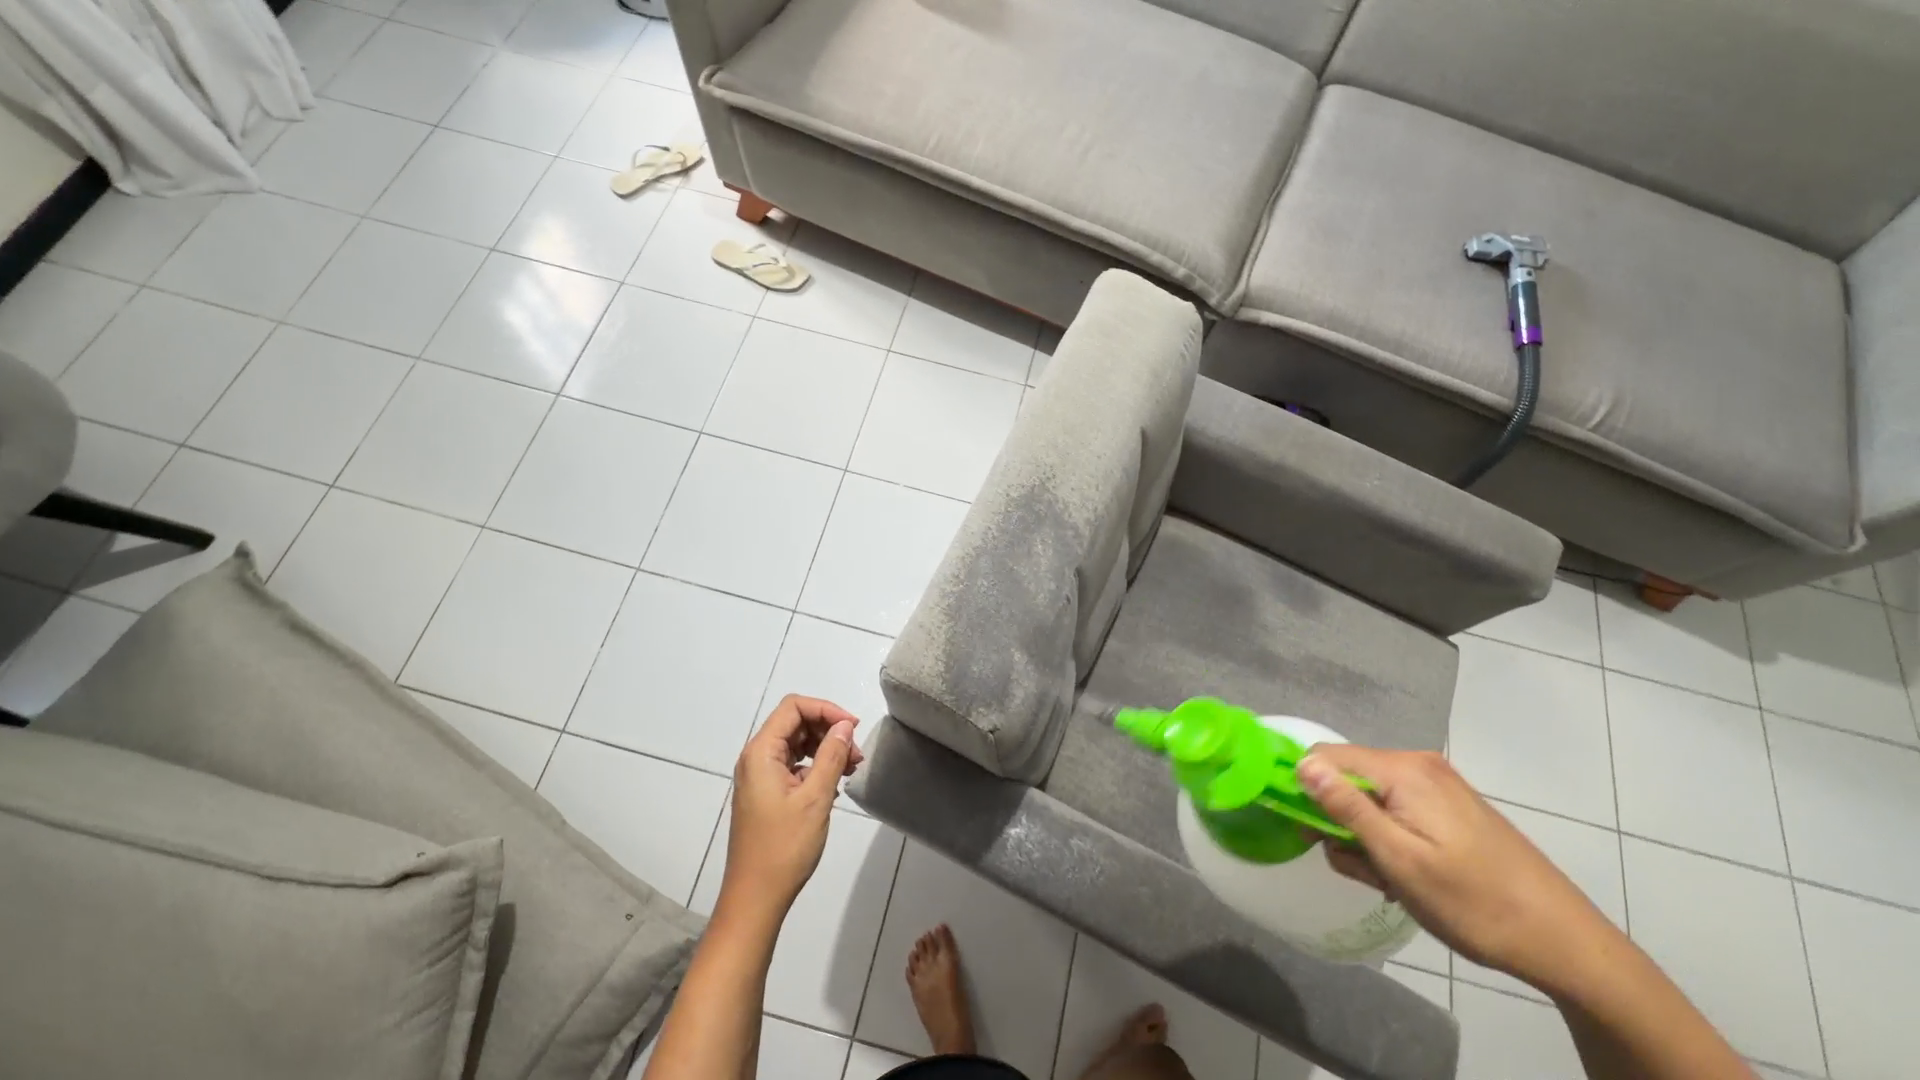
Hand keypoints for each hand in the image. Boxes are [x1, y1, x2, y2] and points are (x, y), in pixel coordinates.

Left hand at [722, 695, 864, 916]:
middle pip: (794, 723)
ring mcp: (759, 777)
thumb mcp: (815, 798)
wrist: (756, 896)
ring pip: (795, 745)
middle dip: (828, 730)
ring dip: (825, 749)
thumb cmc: (784, 846)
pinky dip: (815, 766)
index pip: (794, 708)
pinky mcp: (765, 794)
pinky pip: (792, 766)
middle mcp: (755, 758)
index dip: (826, 710)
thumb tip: (845, 725)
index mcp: (760, 752)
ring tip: (851, 769)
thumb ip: (831, 756)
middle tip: (856, 754)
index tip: (854, 728)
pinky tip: (834, 784)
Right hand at [1296, 745, 1616, 994]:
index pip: (1323, 758)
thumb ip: (1347, 808)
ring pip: (1369, 801)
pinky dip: (1391, 841)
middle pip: (1346, 780)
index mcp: (1403, 771)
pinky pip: (1396, 811)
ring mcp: (1438, 785)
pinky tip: (1410, 875)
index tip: (1310, 835)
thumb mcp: (1399, 859)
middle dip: (1341, 824)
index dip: (1305, 791)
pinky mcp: (1450, 806)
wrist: (1559, 938)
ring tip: (1392, 880)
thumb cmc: (1471, 902)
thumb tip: (1302, 763)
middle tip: (1365, 869)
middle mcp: (1418, 766)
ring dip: (1366, 840)